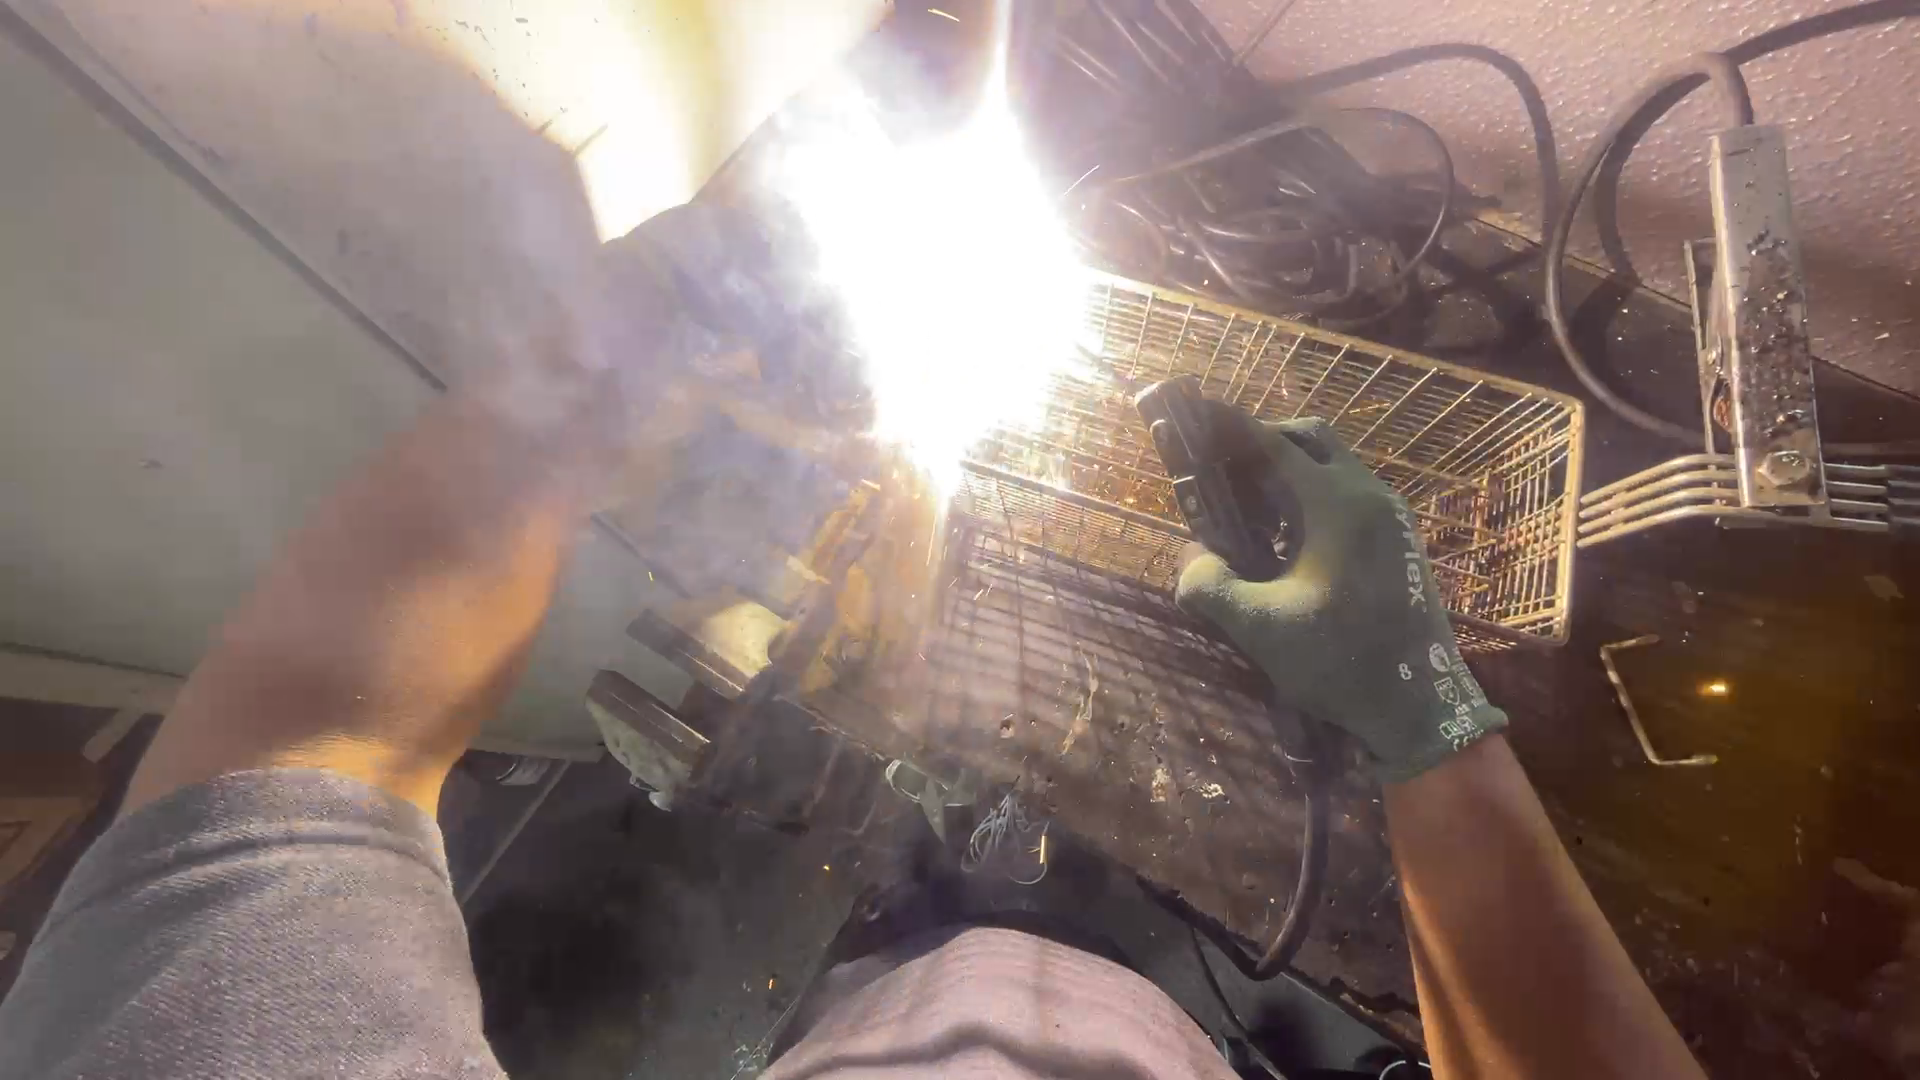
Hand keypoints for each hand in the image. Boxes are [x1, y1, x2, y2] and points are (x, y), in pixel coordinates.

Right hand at [1174, 415, 1504, 782]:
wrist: (1420, 707)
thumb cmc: (1339, 662)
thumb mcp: (1257, 627)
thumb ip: (1208, 584)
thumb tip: (1193, 558)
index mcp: (1336, 506)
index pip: (1272, 446)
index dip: (1228, 425)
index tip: (1193, 410)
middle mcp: (1368, 496)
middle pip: (1309, 438)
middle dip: (1259, 439)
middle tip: (1218, 460)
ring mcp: (1389, 516)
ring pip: (1331, 462)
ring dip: (1284, 467)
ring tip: (1242, 498)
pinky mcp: (1397, 537)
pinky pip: (1345, 491)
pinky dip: (1306, 492)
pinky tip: (1280, 532)